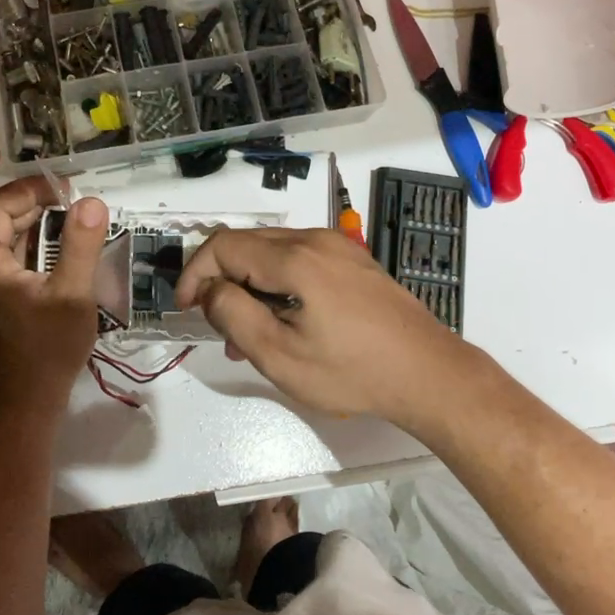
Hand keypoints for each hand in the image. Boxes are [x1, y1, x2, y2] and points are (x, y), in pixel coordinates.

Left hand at [0, 146, 108, 420]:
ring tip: (71, 210)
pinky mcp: (9, 299)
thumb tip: (91, 201)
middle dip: (23, 194)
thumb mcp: (73, 297)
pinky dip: (39, 240)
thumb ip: (82, 247)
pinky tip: (68, 242)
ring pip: (4, 235)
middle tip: (65, 190)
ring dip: (33, 216)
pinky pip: (17, 256)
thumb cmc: (46, 352)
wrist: (28, 405)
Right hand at [173, 227, 484, 423]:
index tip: (186, 309)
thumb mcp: (280, 355)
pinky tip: (282, 322)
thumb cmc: (352, 372)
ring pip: (272, 252)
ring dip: (249, 285)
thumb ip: (234, 315)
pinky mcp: (353, 261)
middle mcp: (315, 239)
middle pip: (247, 244)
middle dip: (221, 281)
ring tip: (249, 335)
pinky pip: (299, 261)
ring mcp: (338, 247)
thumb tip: (210, 289)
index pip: (223, 245)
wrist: (429, 374)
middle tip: (218, 328)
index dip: (195, 273)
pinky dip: (276, 283)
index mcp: (295, 258)